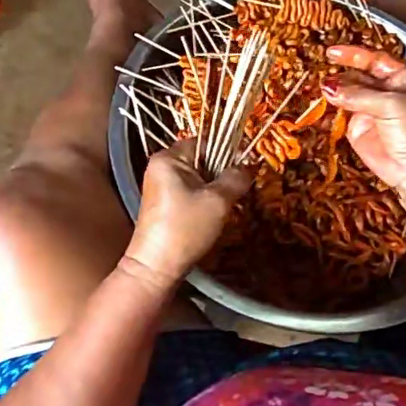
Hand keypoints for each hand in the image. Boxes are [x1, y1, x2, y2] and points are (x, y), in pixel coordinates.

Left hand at [123, 139, 251, 287]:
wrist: (156, 265)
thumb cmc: (185, 228)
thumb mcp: (217, 201)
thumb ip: (236, 178)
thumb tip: (250, 165)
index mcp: (168, 158)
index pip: (204, 141)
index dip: (227, 149)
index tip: (246, 164)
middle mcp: (160, 166)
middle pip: (201, 158)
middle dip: (222, 171)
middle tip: (240, 185)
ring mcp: (160, 184)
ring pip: (197, 176)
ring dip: (215, 186)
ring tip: (230, 200)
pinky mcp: (164, 202)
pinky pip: (190, 190)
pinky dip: (205, 197)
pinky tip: (216, 212)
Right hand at [322, 44, 405, 199]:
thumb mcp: (393, 105)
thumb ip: (358, 94)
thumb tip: (328, 87)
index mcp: (403, 80)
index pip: (375, 61)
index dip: (354, 55)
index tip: (331, 52)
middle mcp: (386, 93)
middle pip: (357, 77)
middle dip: (339, 76)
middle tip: (319, 76)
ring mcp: (371, 112)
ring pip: (345, 96)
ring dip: (331, 93)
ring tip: (315, 91)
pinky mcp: (358, 130)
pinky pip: (338, 117)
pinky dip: (327, 113)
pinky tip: (315, 108)